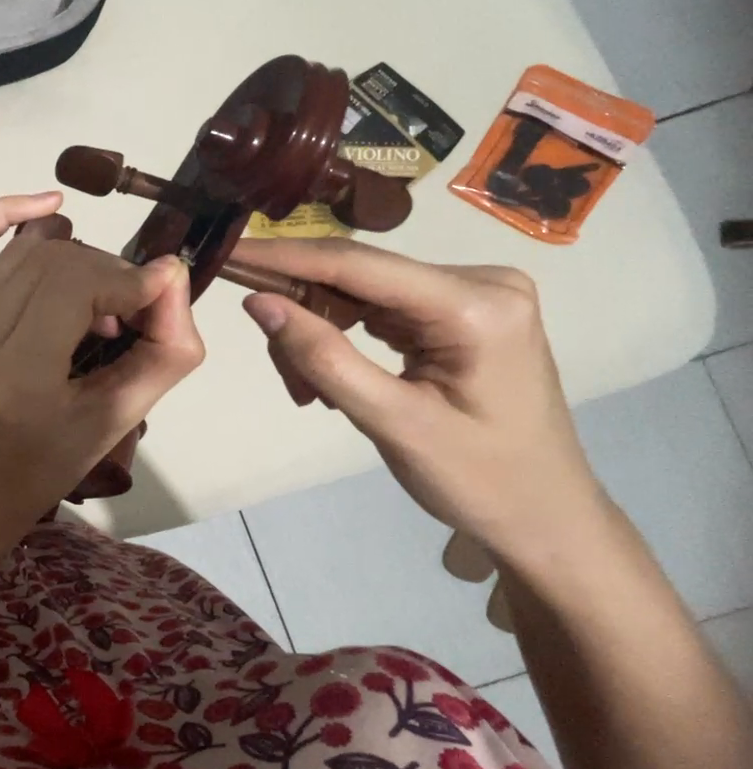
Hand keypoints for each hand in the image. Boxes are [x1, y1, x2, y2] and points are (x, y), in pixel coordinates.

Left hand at [0, 193, 204, 534]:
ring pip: (20, 250)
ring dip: (72, 256)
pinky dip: (2, 214)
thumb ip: (163, 351)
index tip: (158, 294)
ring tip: (93, 294)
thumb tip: (170, 272)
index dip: (129, 279)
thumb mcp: (118, 420)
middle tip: (125, 307)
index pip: (76, 287)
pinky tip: (49, 208)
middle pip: (51, 262)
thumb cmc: (46, 464)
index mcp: (17, 378)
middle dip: (105, 271)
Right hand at [232, 238, 607, 568]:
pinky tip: (329, 384)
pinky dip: (337, 341)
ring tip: (309, 394)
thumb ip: (321, 357)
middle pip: (352, 278)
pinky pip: (370, 310)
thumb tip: (257, 302)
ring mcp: (469, 295)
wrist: (543, 516)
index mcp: (476, 305)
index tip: (225, 253)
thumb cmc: (477, 478)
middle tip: (283, 378)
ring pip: (353, 295)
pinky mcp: (455, 313)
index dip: (283, 257)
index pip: (356, 265)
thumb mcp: (390, 421)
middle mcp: (479, 282)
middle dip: (299, 316)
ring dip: (315, 337)